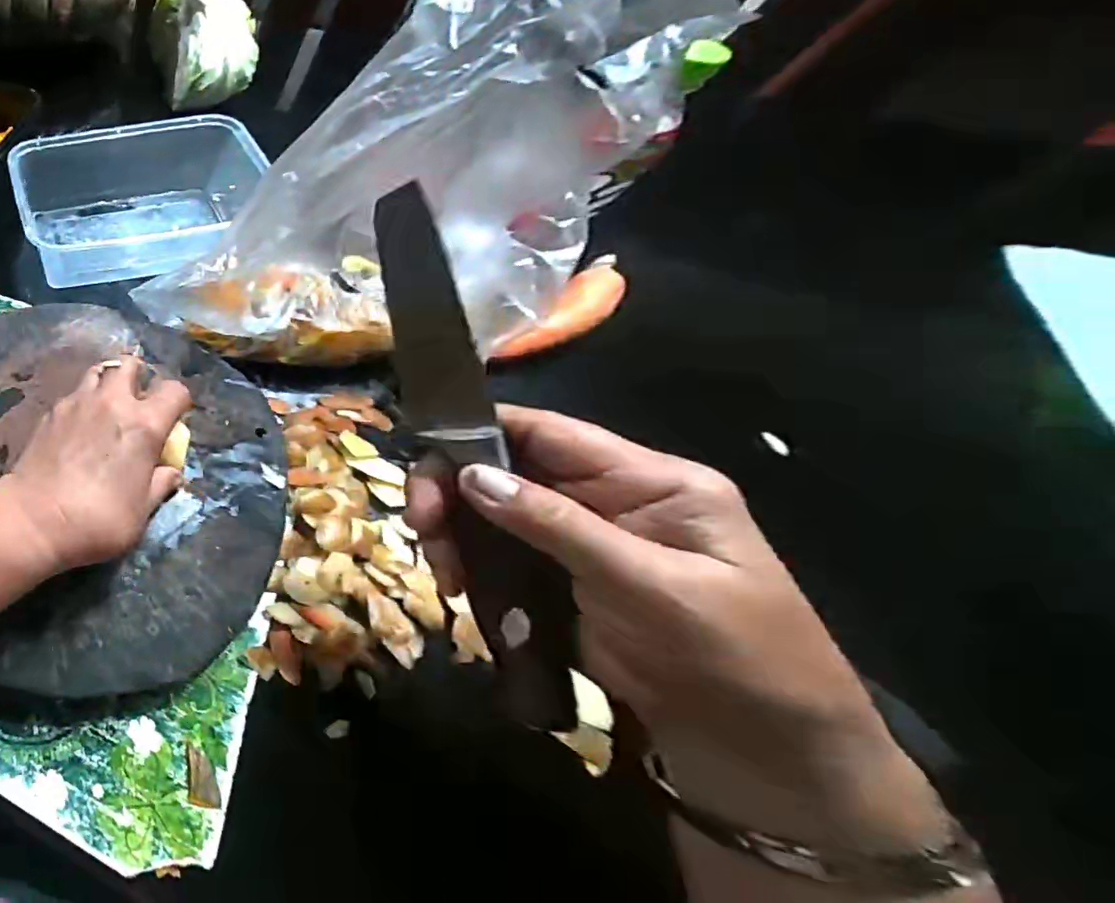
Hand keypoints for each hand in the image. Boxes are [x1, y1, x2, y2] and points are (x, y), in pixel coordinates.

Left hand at [0, 355, 191, 575]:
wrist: (34, 520)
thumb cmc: (98, 519)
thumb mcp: (142, 512)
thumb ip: (160, 485)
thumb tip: (170, 472)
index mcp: (145, 424)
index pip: (175, 390)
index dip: (178, 402)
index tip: (173, 420)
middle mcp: (113, 402)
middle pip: (130, 365)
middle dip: (138, 377)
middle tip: (136, 403)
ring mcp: (78, 402)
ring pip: (98, 372)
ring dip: (107, 384)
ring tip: (106, 407)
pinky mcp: (51, 412)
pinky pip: (73, 395)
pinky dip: (82, 403)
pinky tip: (77, 427)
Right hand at [407, 406, 949, 849]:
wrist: (768, 760)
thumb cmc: (733, 658)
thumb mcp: (649, 585)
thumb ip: (558, 525)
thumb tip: (471, 474)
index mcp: (647, 480)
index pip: (549, 431)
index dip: (482, 430)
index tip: (427, 455)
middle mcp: (608, 498)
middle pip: (509, 467)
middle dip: (456, 488)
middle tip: (422, 525)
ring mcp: (582, 540)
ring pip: (495, 510)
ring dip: (457, 531)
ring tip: (443, 572)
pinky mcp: (562, 579)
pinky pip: (502, 553)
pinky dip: (472, 564)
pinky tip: (460, 588)